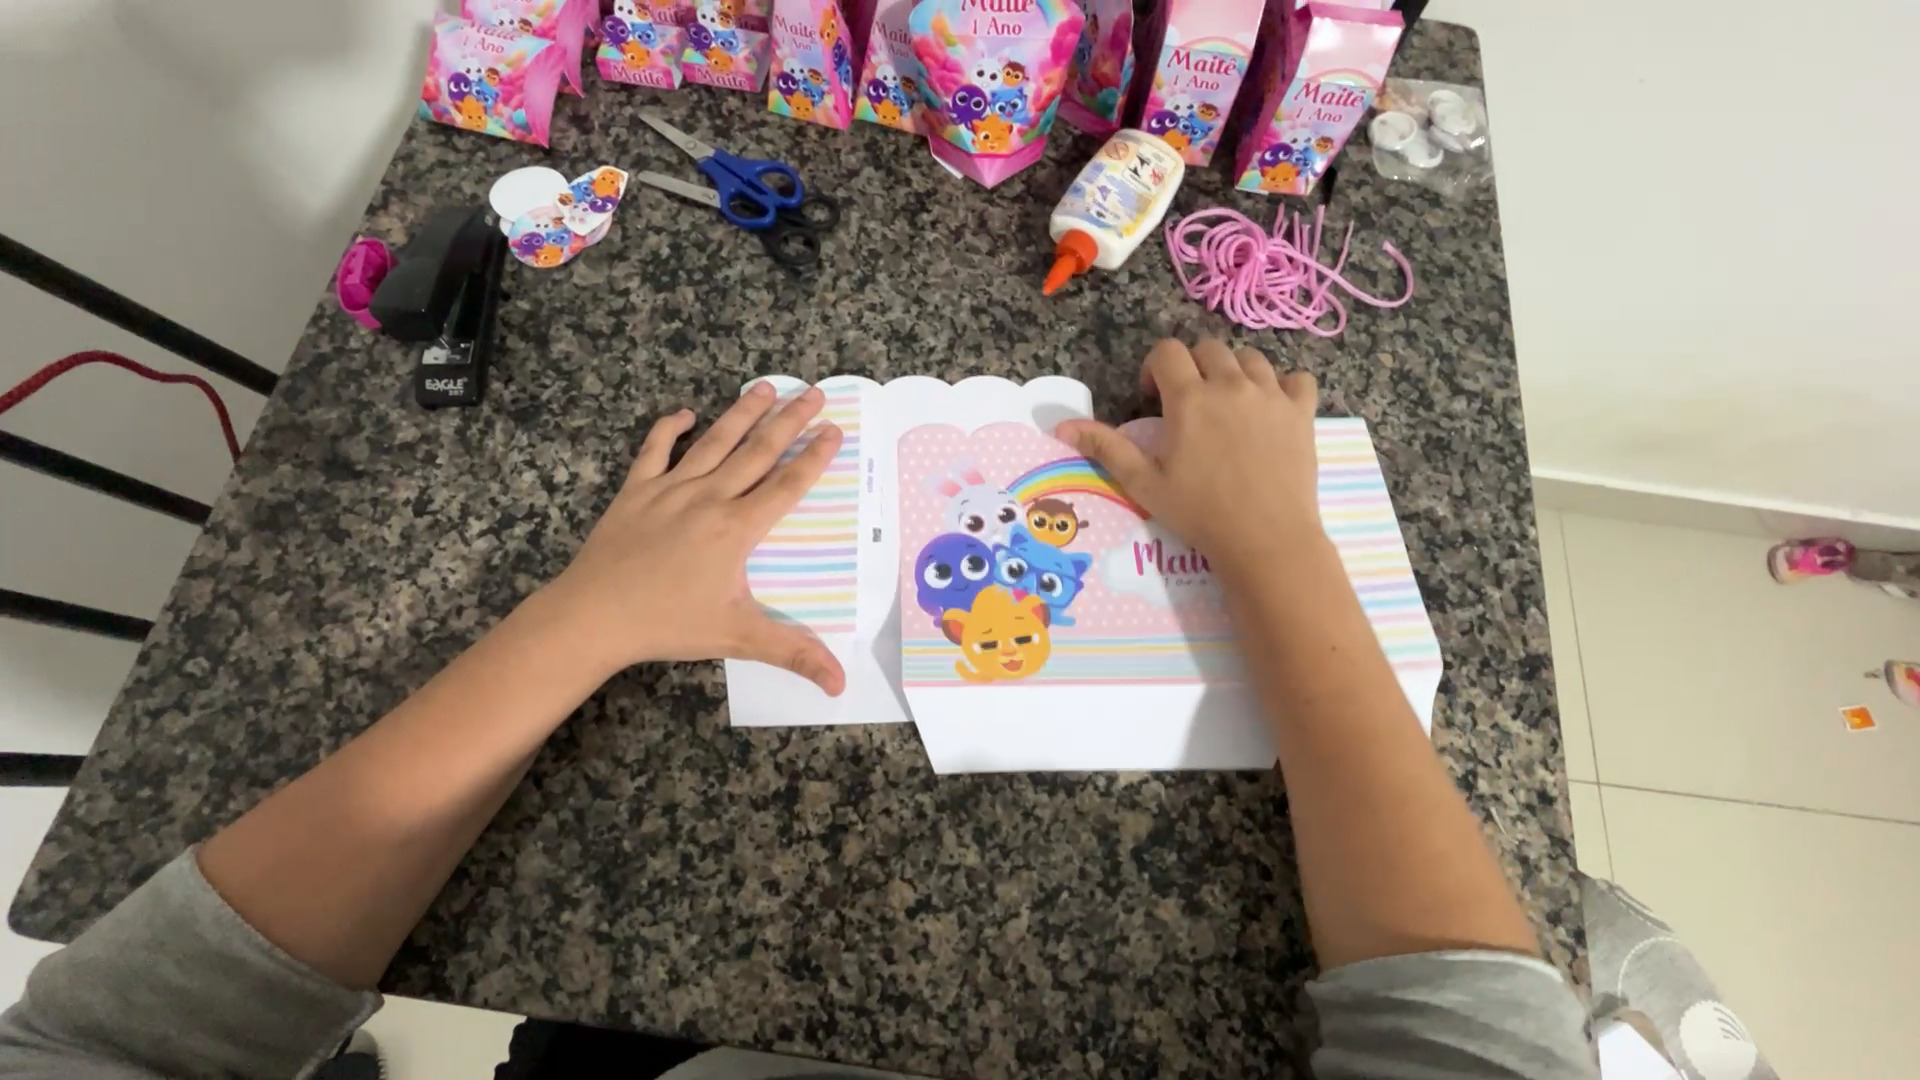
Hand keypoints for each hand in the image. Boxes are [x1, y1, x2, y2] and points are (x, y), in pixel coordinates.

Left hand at [538, 383, 846, 693]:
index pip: (786, 485)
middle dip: (790, 420)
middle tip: (813, 392)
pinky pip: (654, 451)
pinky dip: (668, 429)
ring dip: (742, 413)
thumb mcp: (737, 637)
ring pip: (714, 442)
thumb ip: (792, 652)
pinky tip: (684, 413)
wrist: (593, 615)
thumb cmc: (668, 624)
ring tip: (765, 386)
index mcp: (737, 528)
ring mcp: (670, 489)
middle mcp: (709, 498)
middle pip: (758, 451)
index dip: (814, 457)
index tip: (833, 430)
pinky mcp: (636, 491)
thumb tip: (840, 683)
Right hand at [1055, 339, 1321, 577]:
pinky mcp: (1302, 412)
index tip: (1154, 399)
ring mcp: (1272, 395)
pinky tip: (1271, 410)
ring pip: (1251, 359)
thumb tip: (1061, 426)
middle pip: (1209, 348)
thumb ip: (1105, 447)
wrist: (1265, 538)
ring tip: (1227, 406)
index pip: (1168, 351)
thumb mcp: (1143, 483)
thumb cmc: (1198, 513)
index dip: (1155, 368)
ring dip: (1233, 373)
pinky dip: (1282, 387)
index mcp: (1190, 398)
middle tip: (1188, 404)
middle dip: (1193, 368)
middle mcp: (1231, 385)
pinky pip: (1297, 379)